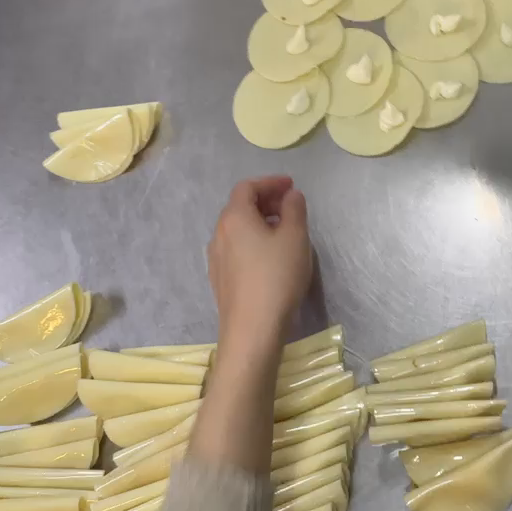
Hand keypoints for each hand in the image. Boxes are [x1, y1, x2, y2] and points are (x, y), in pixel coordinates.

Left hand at [206, 176, 312, 346]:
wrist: (253, 328)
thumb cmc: (277, 276)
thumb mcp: (295, 238)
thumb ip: (294, 210)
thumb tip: (291, 196)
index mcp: (235, 217)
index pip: (247, 187)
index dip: (270, 182)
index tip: (291, 186)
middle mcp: (219, 233)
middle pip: (239, 207)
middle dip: (265, 201)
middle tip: (290, 206)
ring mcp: (216, 258)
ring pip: (237, 229)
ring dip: (259, 222)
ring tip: (284, 231)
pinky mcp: (220, 279)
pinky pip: (236, 248)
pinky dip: (253, 241)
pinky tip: (270, 257)